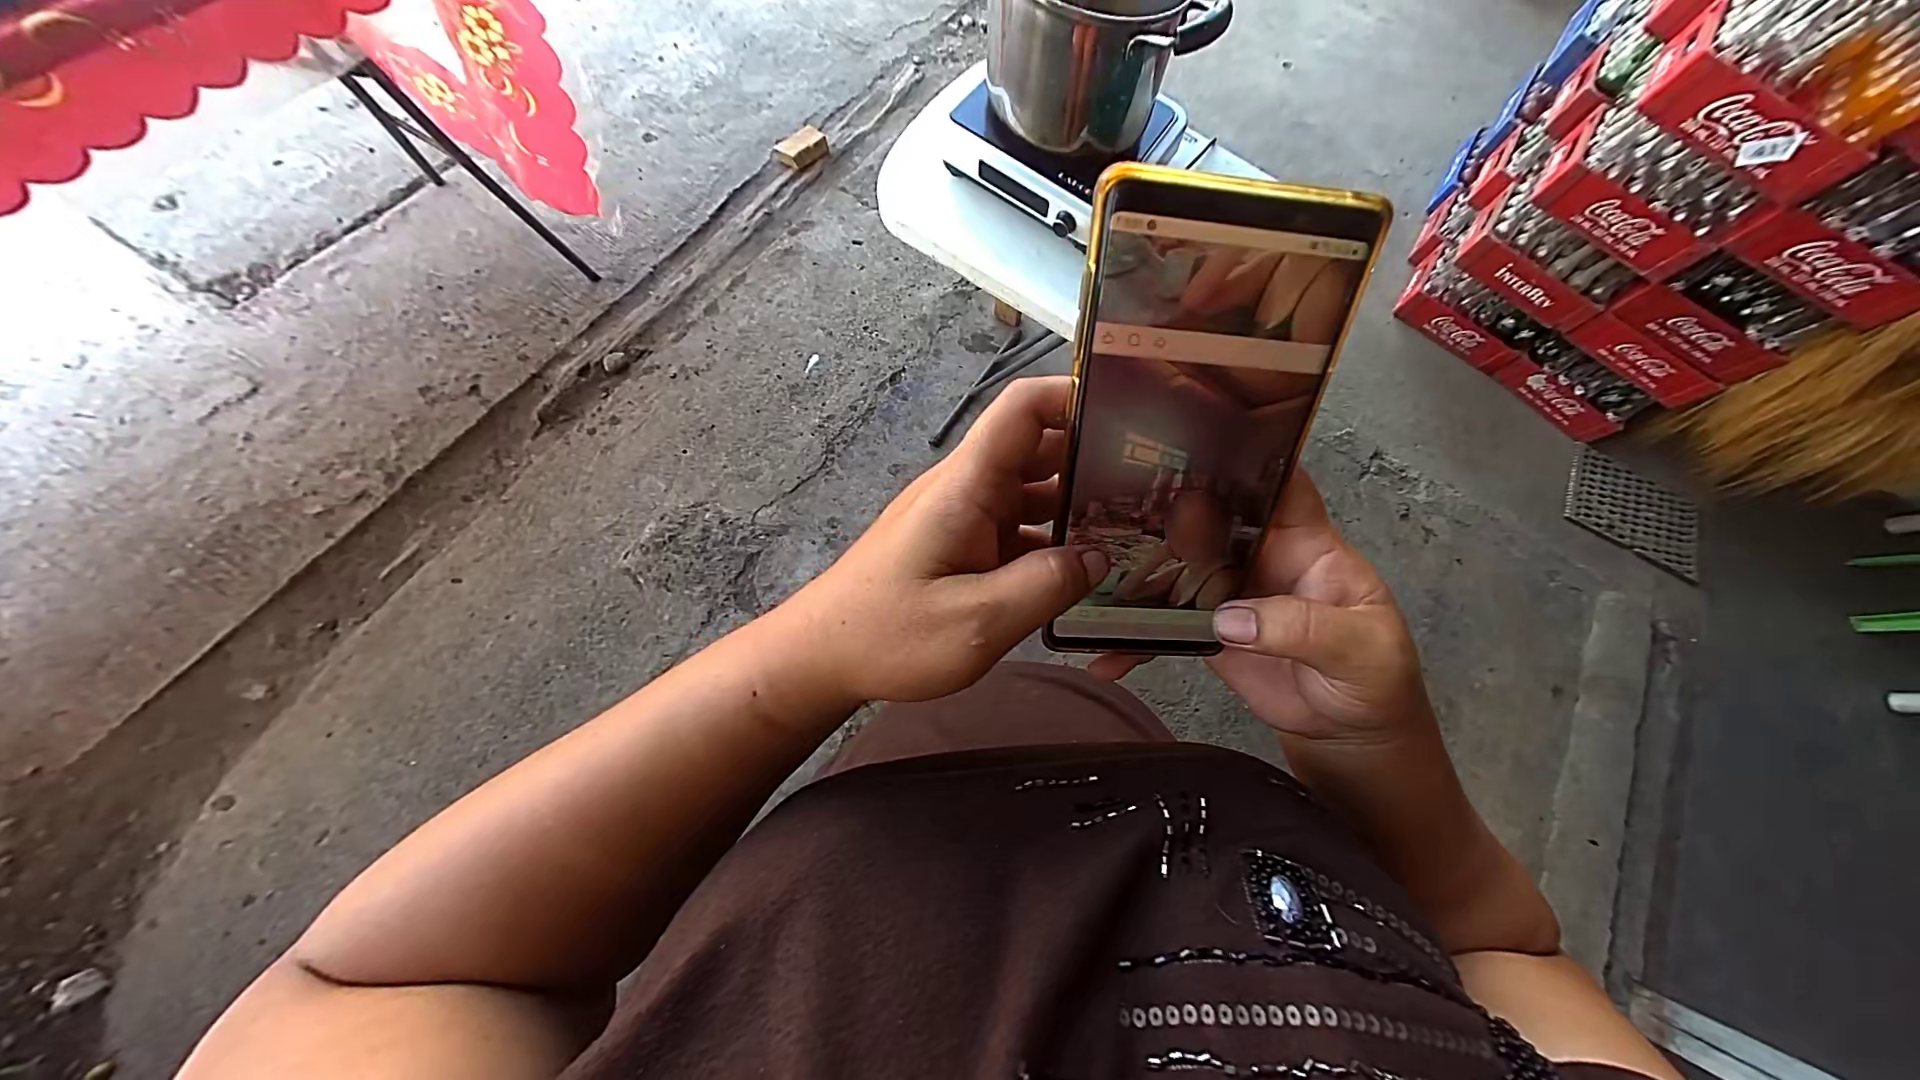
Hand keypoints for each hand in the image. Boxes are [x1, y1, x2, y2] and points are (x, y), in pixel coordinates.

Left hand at [778, 376, 1106, 703]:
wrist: (822, 656)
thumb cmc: (886, 635)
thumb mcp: (975, 621)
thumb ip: (1044, 586)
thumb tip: (1099, 558)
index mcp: (966, 486)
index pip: (1022, 409)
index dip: (1073, 395)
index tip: (1127, 411)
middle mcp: (967, 490)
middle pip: (1039, 450)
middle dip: (1095, 461)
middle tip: (1156, 487)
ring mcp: (964, 518)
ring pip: (1034, 494)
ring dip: (1078, 508)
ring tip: (1136, 531)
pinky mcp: (962, 547)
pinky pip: (1018, 530)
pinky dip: (1052, 543)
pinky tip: (1085, 571)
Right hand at [1090, 471, 1430, 743]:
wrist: (1346, 731)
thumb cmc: (1375, 678)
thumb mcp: (1361, 649)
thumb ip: (1303, 628)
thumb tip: (1230, 620)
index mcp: (1305, 544)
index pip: (1278, 484)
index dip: (1247, 459)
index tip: (1201, 444)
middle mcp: (1259, 558)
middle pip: (1210, 517)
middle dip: (1169, 508)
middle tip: (1121, 507)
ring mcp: (1228, 592)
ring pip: (1176, 565)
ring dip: (1139, 572)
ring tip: (1095, 576)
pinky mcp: (1205, 628)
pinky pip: (1164, 624)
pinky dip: (1135, 639)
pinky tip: (1108, 653)